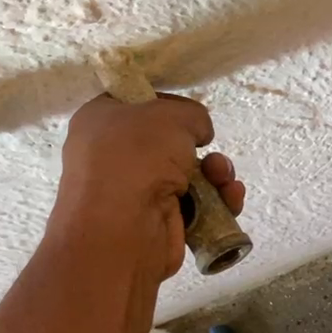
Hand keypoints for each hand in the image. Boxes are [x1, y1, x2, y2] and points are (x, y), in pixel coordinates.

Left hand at [45, 93, 245, 277]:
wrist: (120, 229)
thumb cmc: (136, 156)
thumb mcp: (171, 114)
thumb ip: (192, 115)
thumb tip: (196, 135)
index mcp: (100, 121)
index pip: (136, 103)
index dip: (167, 105)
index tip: (190, 113)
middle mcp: (113, 157)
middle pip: (169, 143)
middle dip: (200, 147)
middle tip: (209, 149)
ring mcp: (135, 193)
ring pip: (188, 176)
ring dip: (216, 175)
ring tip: (224, 179)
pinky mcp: (158, 223)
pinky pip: (196, 207)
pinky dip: (217, 203)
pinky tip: (231, 199)